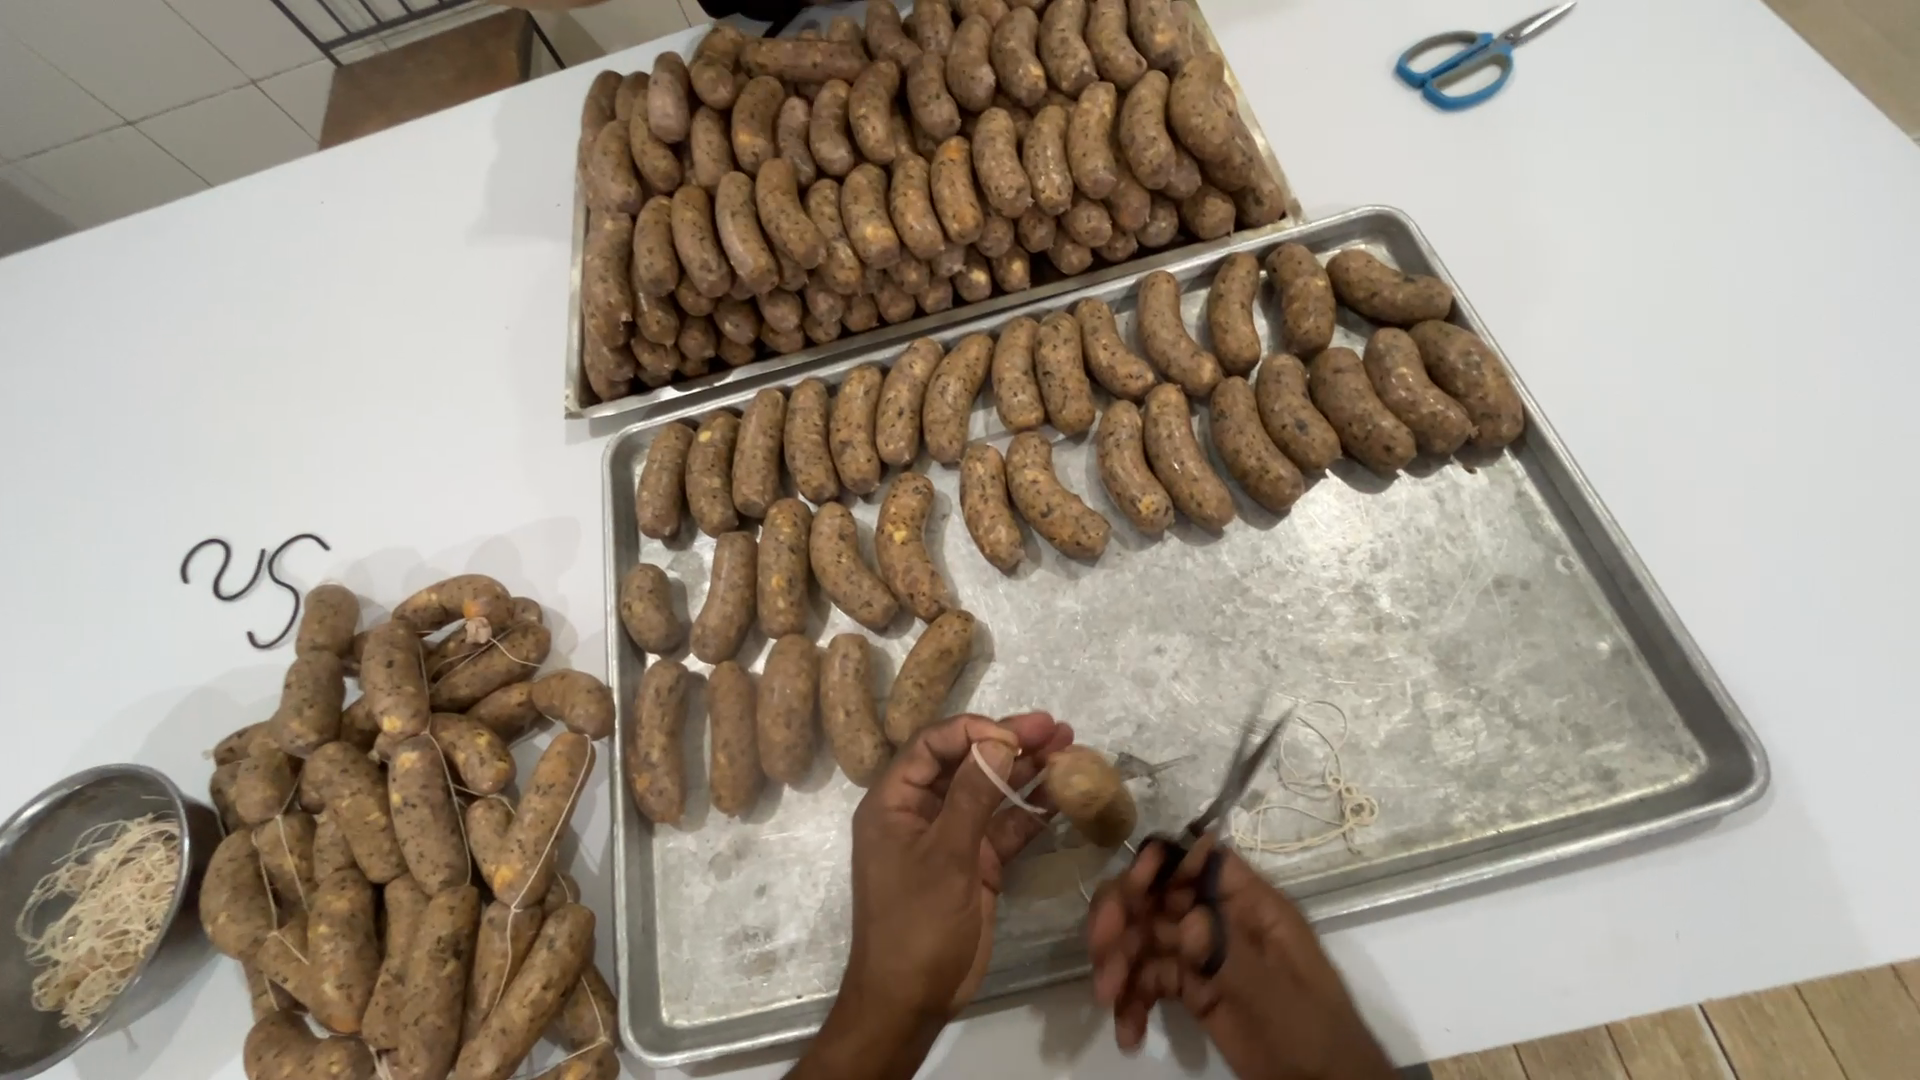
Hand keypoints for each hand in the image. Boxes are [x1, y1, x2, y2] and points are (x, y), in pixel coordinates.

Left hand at [790, 711, 1072, 1079]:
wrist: (911, 1001)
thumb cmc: (916, 923)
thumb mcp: (945, 855)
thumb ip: (972, 795)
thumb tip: (997, 740)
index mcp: (894, 800)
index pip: (932, 744)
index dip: (974, 731)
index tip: (1015, 734)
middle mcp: (921, 810)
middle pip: (966, 762)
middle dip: (1009, 744)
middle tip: (1055, 728)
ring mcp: (950, 836)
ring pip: (990, 791)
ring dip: (1027, 773)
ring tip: (1068, 749)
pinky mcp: (975, 862)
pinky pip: (1004, 827)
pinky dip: (1031, 812)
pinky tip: (1063, 794)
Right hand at [1087, 838, 1395, 1079]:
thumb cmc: (1317, 1038)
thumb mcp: (1278, 997)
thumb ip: (1232, 955)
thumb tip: (1186, 920)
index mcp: (1250, 905)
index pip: (1198, 860)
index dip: (1161, 863)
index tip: (1133, 888)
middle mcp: (1221, 918)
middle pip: (1158, 894)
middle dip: (1122, 916)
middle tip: (1101, 948)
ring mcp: (1204, 952)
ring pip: (1144, 935)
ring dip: (1119, 961)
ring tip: (1109, 999)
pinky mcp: (1191, 986)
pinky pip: (1149, 978)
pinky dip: (1132, 1001)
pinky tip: (1128, 1033)